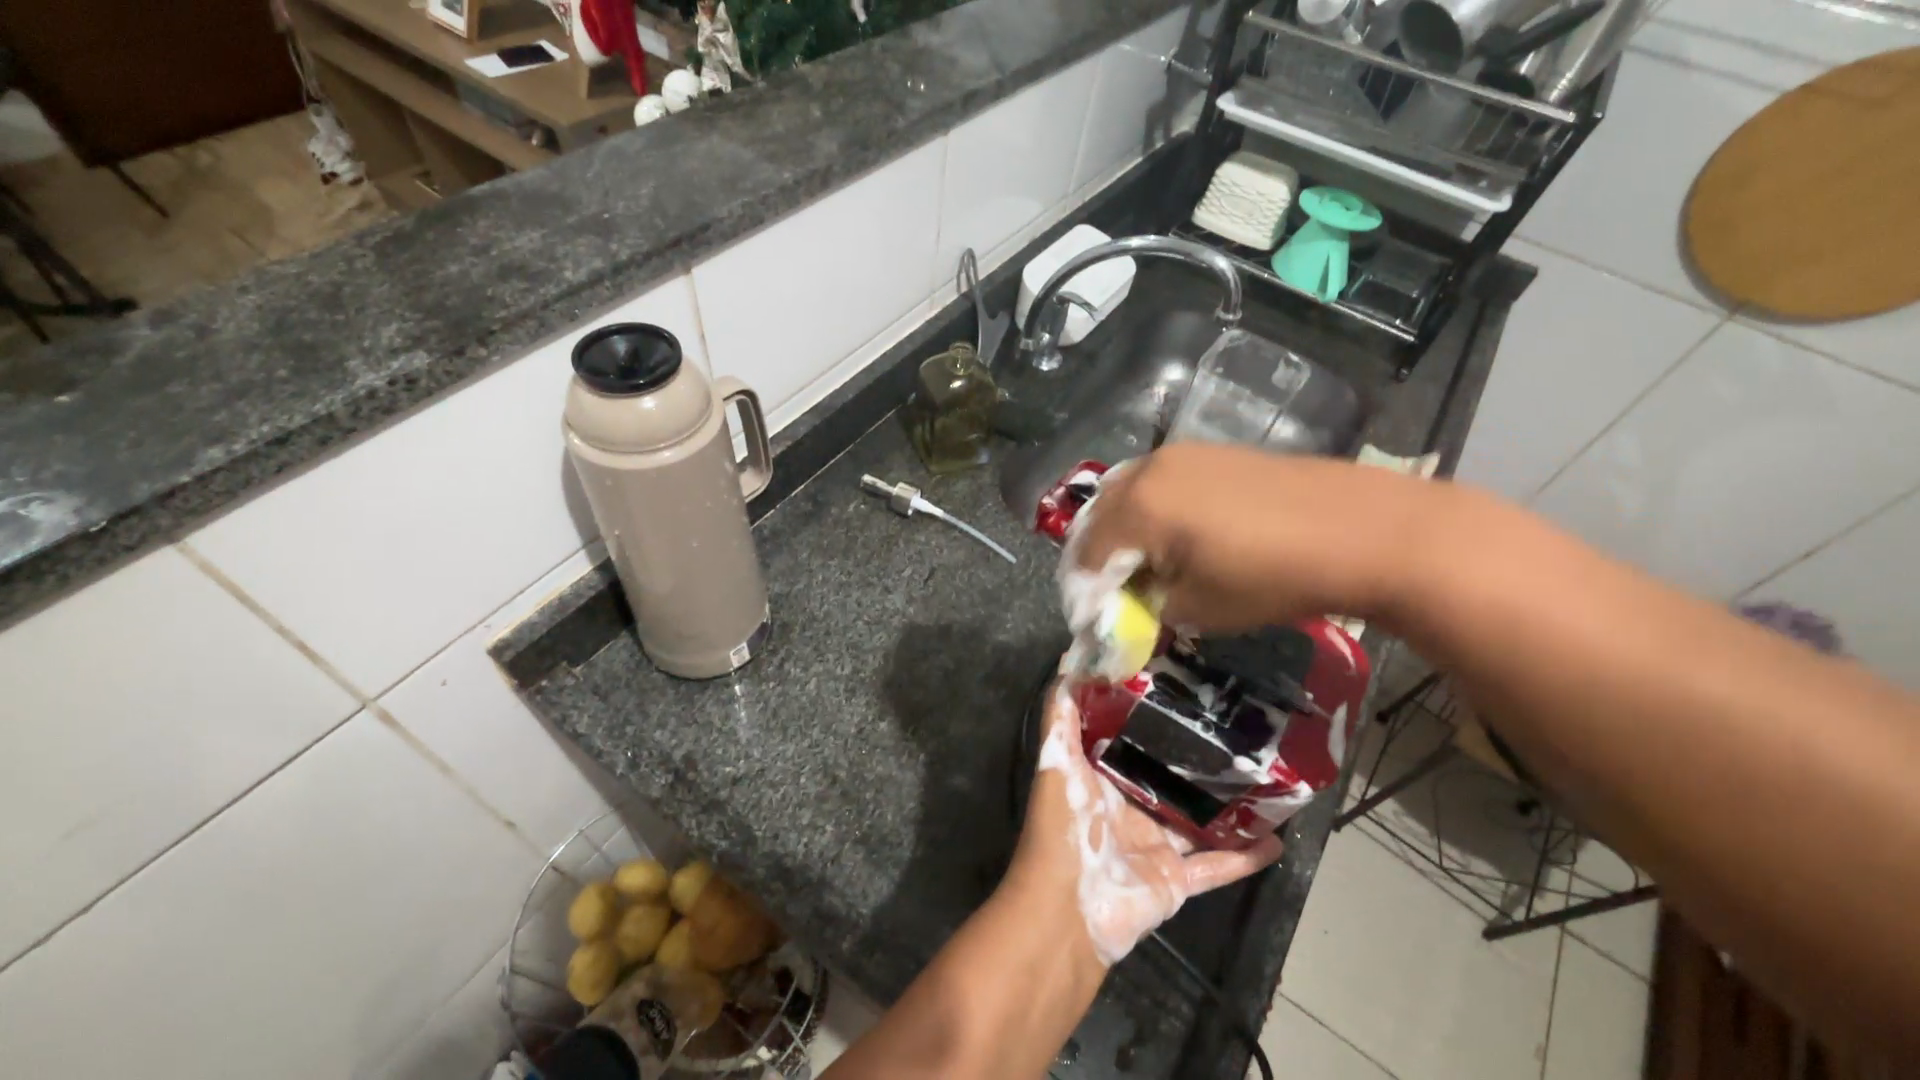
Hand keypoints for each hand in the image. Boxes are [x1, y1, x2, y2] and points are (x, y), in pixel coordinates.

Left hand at [1008, 685, 1284, 965]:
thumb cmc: (1063, 829)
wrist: (1067, 913)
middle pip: (1169, 781)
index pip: (1131, 742)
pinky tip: (1278, 837)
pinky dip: (1245, 856)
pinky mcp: (1177, 881)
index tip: (1187, 688)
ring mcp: (1156, 847)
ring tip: (1267, 776)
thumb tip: (1068, 662)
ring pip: (1199, 822)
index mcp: (1102, 780)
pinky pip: (1217, 867)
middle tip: (1241, 728)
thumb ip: (1061, 717)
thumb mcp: (1056, 764)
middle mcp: (1130, 810)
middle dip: (1198, 760)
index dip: (1153, 718)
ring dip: (1228, 806)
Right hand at [1068, 443, 1442, 633]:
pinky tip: (1179, 541)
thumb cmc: (1271, 578)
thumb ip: (1146, 607)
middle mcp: (1148, 469)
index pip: (1086, 557)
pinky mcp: (1212, 452)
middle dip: (1099, 561)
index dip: (1086, 597)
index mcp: (1136, 507)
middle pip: (1099, 519)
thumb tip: (1128, 606)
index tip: (1098, 626)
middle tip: (1115, 598)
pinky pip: (1160, 484)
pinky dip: (1153, 514)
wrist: (1361, 530)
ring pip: (1128, 496)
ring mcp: (1182, 454)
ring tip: (1146, 571)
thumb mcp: (1197, 610)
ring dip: (1125, 535)